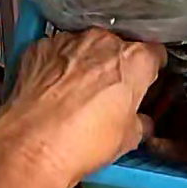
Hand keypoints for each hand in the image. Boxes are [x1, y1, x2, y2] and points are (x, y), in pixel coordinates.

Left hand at [0, 29, 164, 187]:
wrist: (32, 146)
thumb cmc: (84, 141)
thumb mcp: (129, 139)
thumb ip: (140, 122)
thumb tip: (140, 122)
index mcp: (134, 61)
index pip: (154, 53)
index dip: (152, 69)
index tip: (147, 81)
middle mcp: (103, 42)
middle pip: (118, 47)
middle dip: (117, 66)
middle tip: (112, 94)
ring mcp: (68, 42)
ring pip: (86, 47)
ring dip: (87, 64)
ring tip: (79, 95)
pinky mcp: (38, 48)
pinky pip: (56, 52)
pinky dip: (58, 66)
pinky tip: (55, 91)